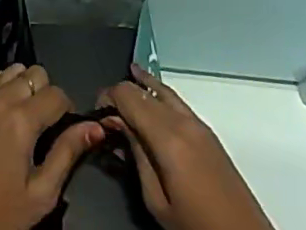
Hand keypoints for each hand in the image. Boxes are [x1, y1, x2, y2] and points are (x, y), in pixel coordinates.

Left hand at [0, 63, 104, 229]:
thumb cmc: (0, 214)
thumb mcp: (42, 192)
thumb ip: (68, 153)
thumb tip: (94, 128)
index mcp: (21, 120)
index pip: (58, 93)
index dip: (70, 111)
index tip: (70, 132)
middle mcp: (0, 100)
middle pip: (36, 72)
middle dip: (49, 94)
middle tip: (50, 127)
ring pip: (14, 69)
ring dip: (27, 86)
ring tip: (31, 119)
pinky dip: (7, 85)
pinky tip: (11, 113)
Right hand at [99, 64, 273, 229]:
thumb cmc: (197, 226)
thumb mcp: (157, 201)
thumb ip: (137, 157)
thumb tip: (119, 127)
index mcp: (168, 136)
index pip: (128, 94)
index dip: (107, 98)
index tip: (97, 116)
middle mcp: (183, 121)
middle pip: (143, 89)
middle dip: (120, 95)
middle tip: (106, 116)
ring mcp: (199, 124)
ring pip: (161, 89)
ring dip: (139, 91)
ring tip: (121, 98)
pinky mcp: (208, 133)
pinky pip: (175, 101)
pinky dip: (157, 95)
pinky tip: (148, 98)